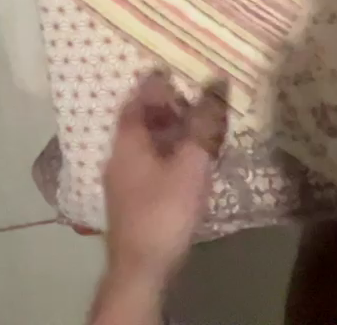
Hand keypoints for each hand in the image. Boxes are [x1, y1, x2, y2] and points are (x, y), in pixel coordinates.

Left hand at [101, 71, 227, 283]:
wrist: (142, 270)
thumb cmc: (165, 209)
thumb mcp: (191, 162)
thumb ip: (204, 122)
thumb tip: (217, 82)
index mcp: (128, 139)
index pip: (138, 97)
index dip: (156, 81)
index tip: (178, 67)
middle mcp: (119, 155)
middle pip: (141, 119)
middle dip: (166, 105)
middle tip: (195, 94)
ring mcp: (123, 180)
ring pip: (145, 143)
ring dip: (168, 130)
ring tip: (197, 124)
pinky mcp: (132, 200)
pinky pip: (149, 162)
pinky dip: (167, 151)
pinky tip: (188, 159)